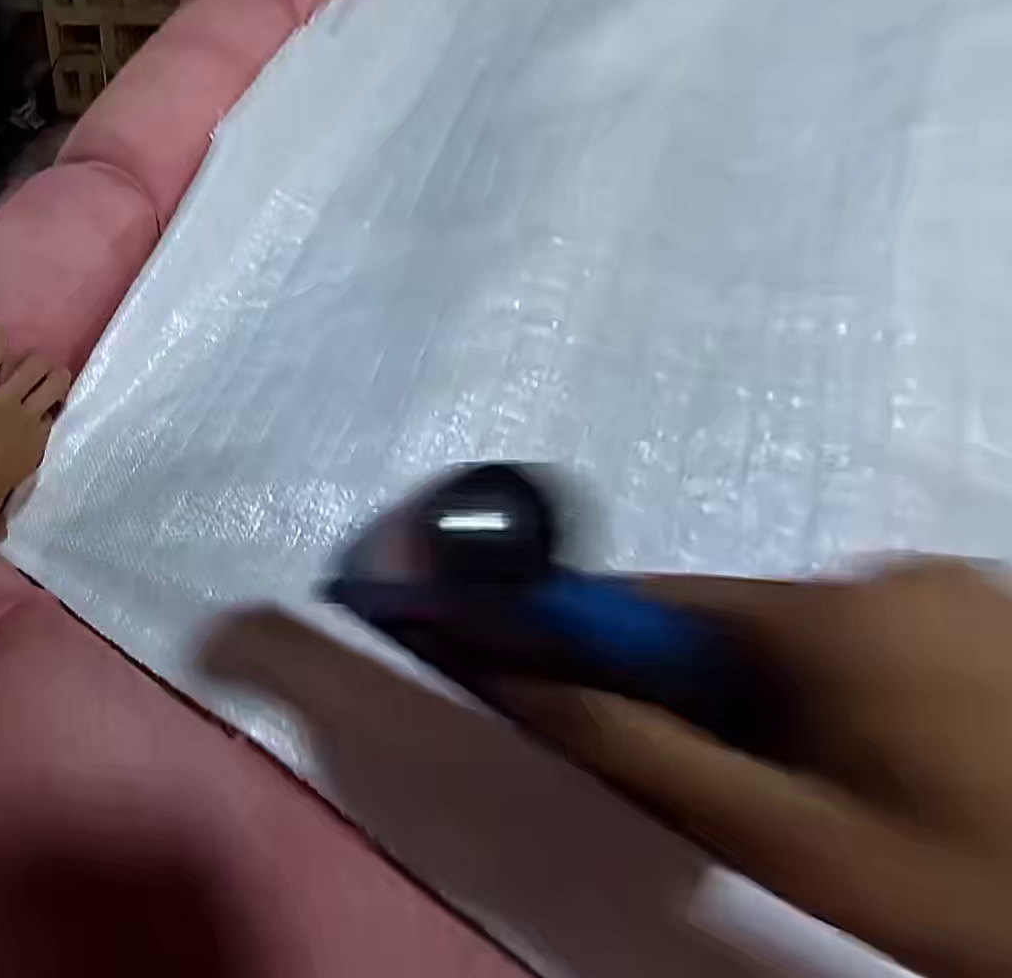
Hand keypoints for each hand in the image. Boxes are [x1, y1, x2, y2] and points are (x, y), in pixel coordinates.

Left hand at [0, 325, 69, 536]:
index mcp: (36, 444)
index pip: (53, 415)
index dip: (53, 407)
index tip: (51, 405)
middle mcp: (27, 416)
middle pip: (53, 383)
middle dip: (55, 375)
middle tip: (52, 374)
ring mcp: (1, 399)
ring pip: (31, 366)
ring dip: (35, 360)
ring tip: (35, 359)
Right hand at [508, 559, 1011, 977]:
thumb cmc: (985, 894)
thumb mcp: (788, 839)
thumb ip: (634, 749)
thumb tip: (509, 683)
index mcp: (839, 606)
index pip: (646, 604)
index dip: (584, 649)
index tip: (545, 687)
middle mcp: (892, 578)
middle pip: (710, 628)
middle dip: (677, 690)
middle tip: (696, 773)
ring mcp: (953, 603)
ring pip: (771, 644)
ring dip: (741, 702)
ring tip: (784, 786)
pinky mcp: (982, 630)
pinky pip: (838, 651)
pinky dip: (808, 701)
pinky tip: (845, 768)